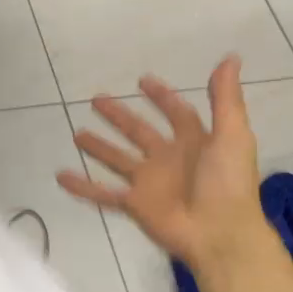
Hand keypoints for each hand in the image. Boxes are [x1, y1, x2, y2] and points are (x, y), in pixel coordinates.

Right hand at [56, 56, 267, 271]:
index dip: (162, 97)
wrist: (220, 234)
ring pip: (118, 159)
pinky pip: (102, 194)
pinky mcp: (134, 204)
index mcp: (194, 143)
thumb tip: (230, 57)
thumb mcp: (232, 135)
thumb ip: (226, 98)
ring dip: (99, 148)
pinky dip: (82, 186)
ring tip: (76, 135)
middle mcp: (168, 159)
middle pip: (139, 132)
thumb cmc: (228, 183)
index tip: (142, 81)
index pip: (176, 114)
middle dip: (119, 116)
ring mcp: (149, 183)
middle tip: (95, 99)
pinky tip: (60, 176)